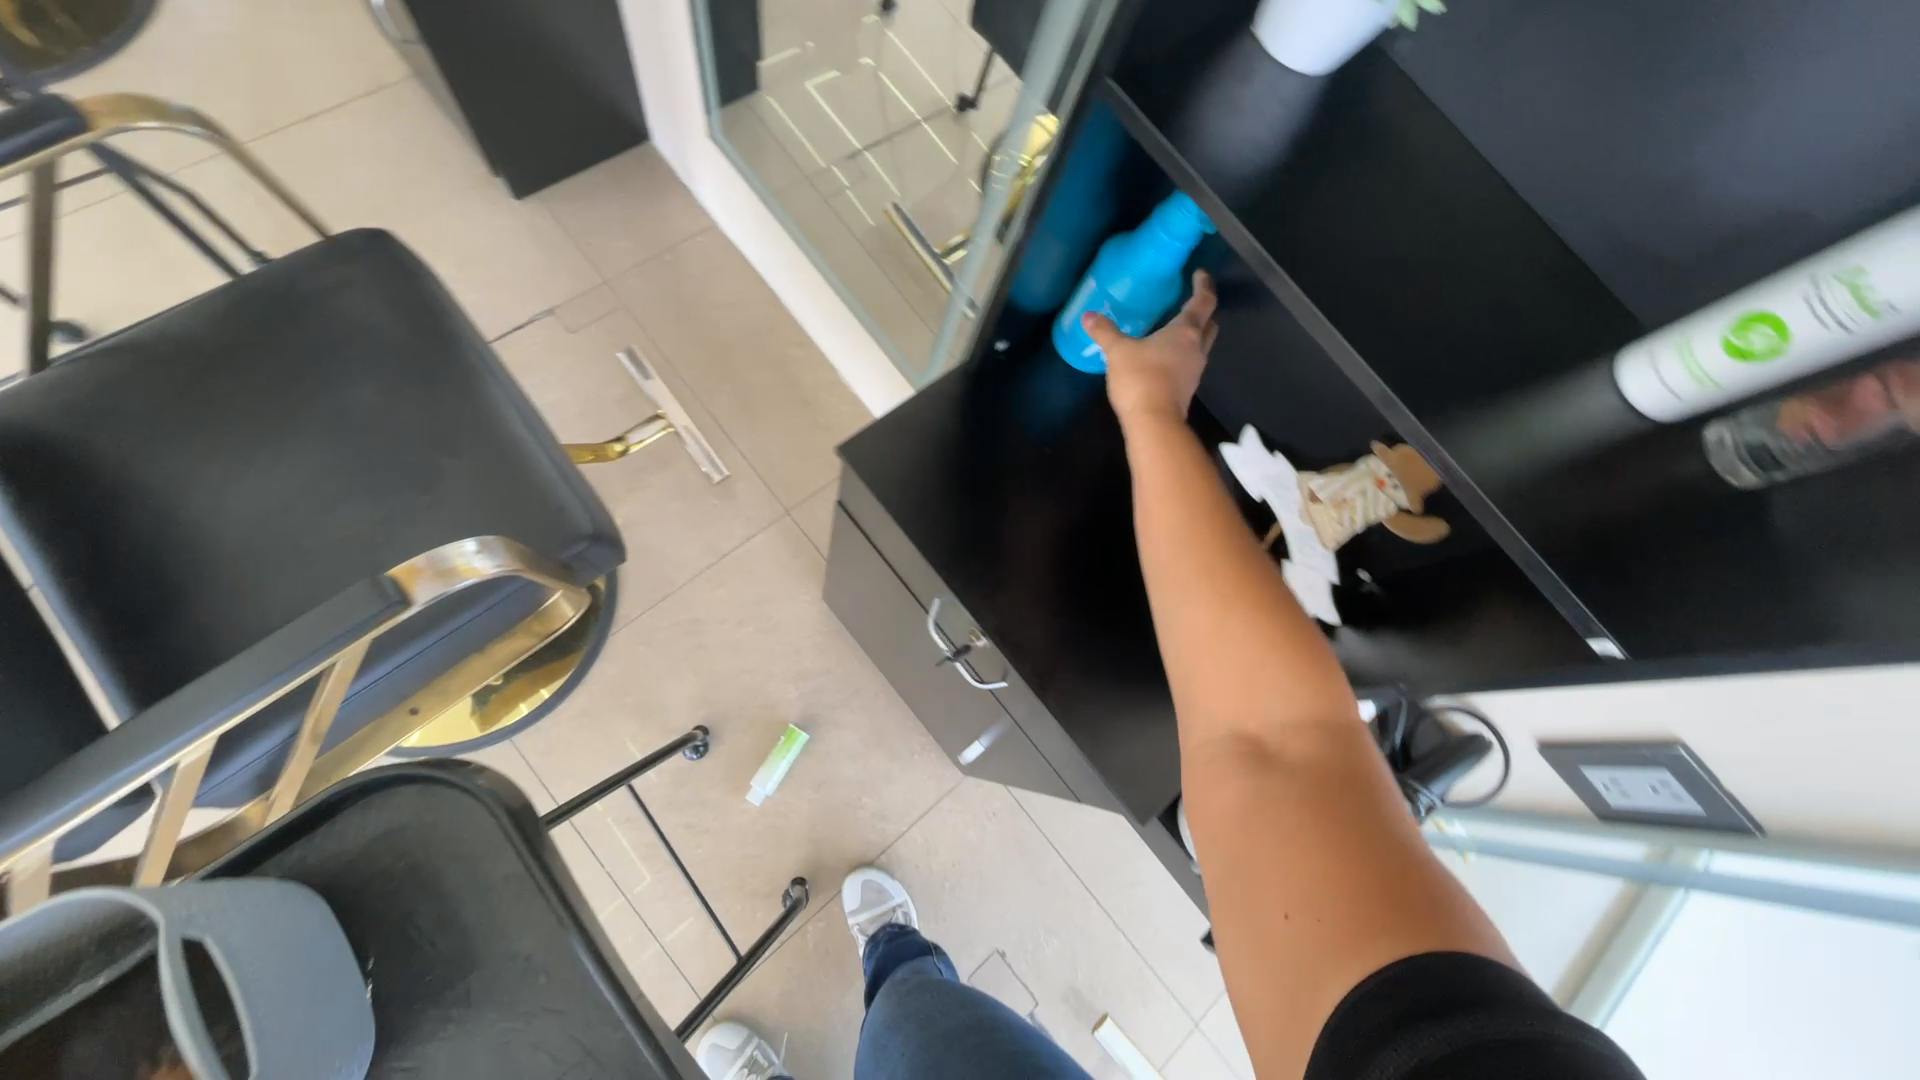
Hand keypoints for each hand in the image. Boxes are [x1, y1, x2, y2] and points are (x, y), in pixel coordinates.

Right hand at [1084, 270, 1218, 427]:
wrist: (1154, 422)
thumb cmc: (1140, 378)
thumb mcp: (1118, 352)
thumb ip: (1105, 332)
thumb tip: (1089, 316)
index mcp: (1185, 331)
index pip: (1204, 301)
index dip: (1204, 285)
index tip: (1200, 274)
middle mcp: (1196, 348)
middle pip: (1210, 324)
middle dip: (1204, 312)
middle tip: (1191, 304)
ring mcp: (1195, 371)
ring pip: (1201, 346)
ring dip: (1193, 336)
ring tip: (1174, 332)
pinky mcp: (1187, 389)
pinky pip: (1189, 364)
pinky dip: (1182, 356)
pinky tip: (1165, 359)